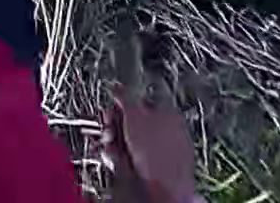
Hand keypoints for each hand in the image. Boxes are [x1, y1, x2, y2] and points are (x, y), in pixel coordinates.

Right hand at [111, 79, 200, 202]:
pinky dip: (117, 154)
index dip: (127, 98)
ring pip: (129, 138)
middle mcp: (168, 134)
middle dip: (116, 120)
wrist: (163, 193)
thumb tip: (117, 86)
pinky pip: (129, 156)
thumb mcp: (134, 115)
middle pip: (134, 119)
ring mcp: (160, 155)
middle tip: (108, 122)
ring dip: (113, 137)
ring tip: (109, 140)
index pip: (145, 97)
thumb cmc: (157, 153)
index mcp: (170, 115)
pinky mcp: (151, 172)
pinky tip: (113, 155)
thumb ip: (124, 96)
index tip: (115, 100)